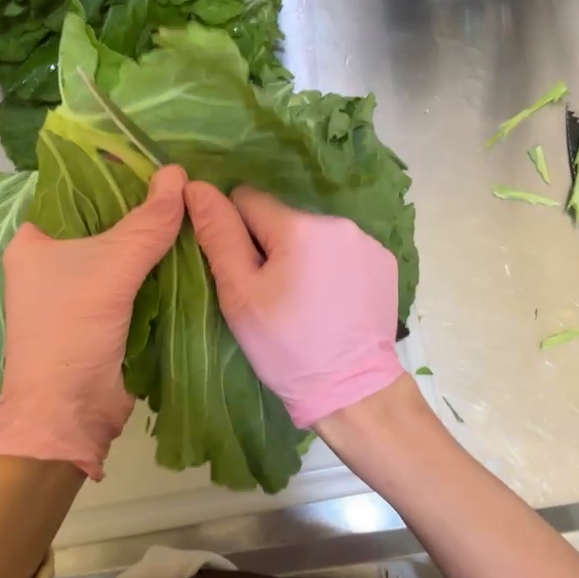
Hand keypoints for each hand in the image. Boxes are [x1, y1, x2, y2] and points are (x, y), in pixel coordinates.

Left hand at [0, 165, 186, 478]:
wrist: (69, 414)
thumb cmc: (71, 331)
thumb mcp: (112, 268)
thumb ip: (148, 222)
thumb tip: (178, 172)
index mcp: (34, 242)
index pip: (77, 191)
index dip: (115, 173)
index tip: (157, 157)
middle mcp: (52, 262)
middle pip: (105, 221)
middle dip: (143, 206)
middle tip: (187, 181)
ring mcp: (80, 291)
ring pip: (124, 252)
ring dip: (156, 239)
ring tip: (197, 208)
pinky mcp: (105, 316)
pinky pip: (136, 280)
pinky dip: (159, 269)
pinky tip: (192, 249)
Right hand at [184, 183, 405, 427]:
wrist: (353, 390)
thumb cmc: (287, 347)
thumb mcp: (240, 294)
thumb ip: (218, 235)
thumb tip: (195, 186)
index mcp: (299, 226)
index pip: (248, 200)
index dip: (234, 231)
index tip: (239, 269)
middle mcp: (338, 223)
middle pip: (283, 219)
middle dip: (271, 246)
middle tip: (269, 293)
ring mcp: (367, 242)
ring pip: (313, 235)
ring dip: (302, 256)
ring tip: (301, 300)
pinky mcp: (383, 263)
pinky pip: (342, 251)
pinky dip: (331, 268)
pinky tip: (330, 301)